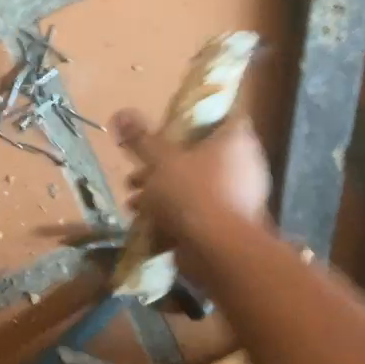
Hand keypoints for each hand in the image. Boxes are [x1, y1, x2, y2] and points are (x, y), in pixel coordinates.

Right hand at [114, 109, 270, 249]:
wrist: (218, 250)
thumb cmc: (192, 194)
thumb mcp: (160, 161)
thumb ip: (141, 140)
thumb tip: (120, 113)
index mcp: (235, 139)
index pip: (221, 116)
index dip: (193, 120)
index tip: (165, 130)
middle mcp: (244, 163)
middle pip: (200, 155)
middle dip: (163, 166)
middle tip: (137, 174)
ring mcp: (239, 195)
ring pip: (195, 186)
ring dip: (163, 193)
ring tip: (134, 203)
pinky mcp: (229, 223)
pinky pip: (198, 211)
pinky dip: (174, 215)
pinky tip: (147, 224)